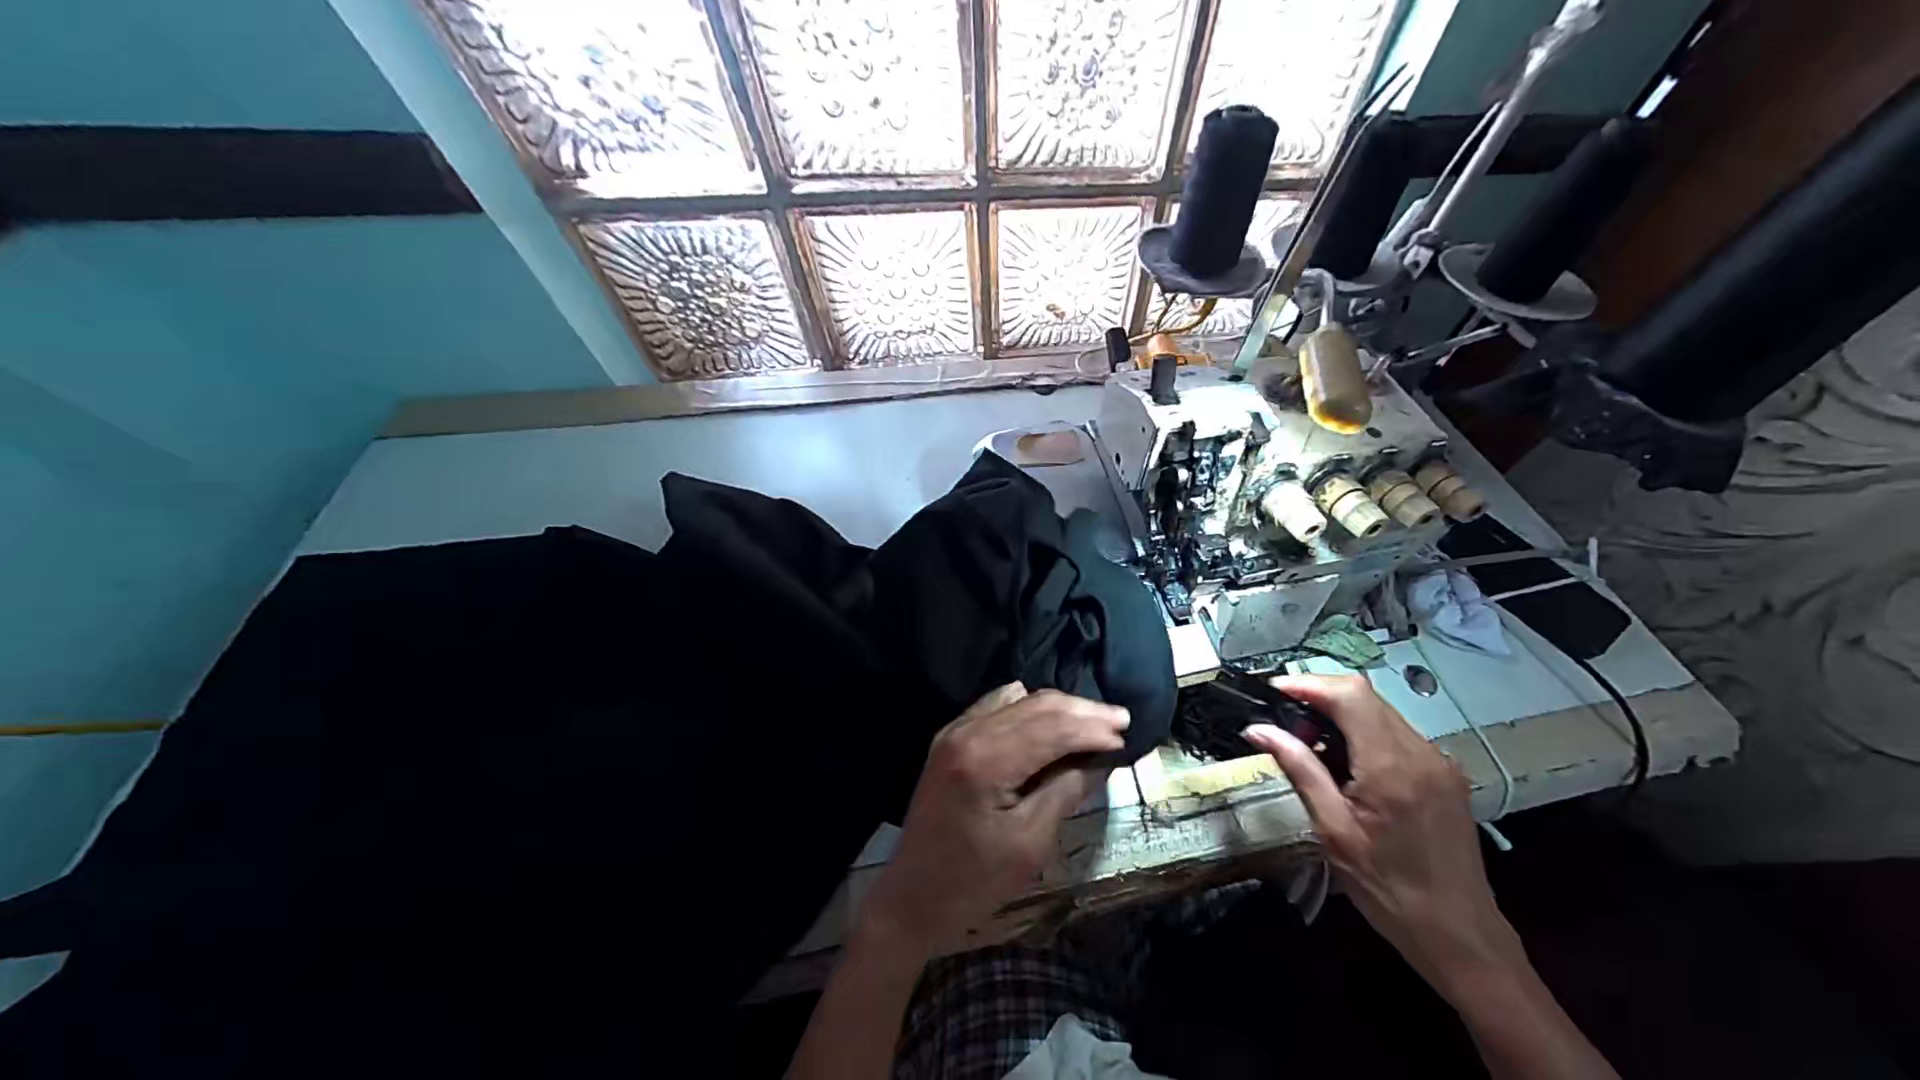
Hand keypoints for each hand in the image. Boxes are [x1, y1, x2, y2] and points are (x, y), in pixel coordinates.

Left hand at [865, 683, 1128, 953]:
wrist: (913, 895)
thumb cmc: (974, 881)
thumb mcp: (1030, 844)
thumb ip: (1064, 791)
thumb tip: (1097, 760)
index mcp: (985, 759)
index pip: (1051, 727)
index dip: (1092, 729)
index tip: (1127, 736)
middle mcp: (967, 731)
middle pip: (1036, 705)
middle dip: (1082, 712)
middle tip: (1122, 721)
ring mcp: (954, 731)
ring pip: (1018, 700)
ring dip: (1058, 708)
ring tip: (1094, 723)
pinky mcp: (949, 738)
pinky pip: (996, 706)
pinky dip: (1028, 709)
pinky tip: (1050, 722)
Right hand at [1242, 674, 1524, 999]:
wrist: (1459, 934)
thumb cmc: (1387, 887)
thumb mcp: (1331, 829)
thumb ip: (1298, 769)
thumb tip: (1258, 729)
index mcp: (1392, 766)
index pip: (1350, 695)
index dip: (1308, 684)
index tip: (1273, 693)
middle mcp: (1422, 754)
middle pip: (1366, 696)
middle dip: (1320, 698)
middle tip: (1287, 726)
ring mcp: (1439, 763)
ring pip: (1381, 712)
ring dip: (1341, 716)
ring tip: (1311, 747)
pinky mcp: (1445, 775)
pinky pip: (1397, 735)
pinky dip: (1364, 734)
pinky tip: (1346, 765)